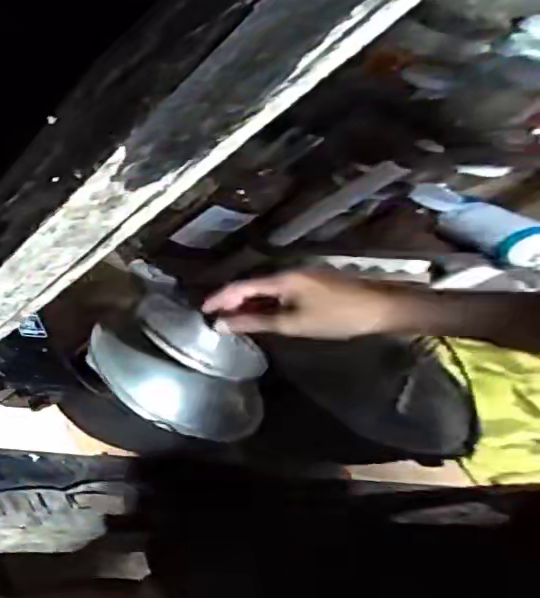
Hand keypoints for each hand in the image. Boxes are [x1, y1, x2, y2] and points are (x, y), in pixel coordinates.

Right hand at [200, 269, 422, 338]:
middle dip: (232, 302)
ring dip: (250, 303)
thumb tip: (219, 325)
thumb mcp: (293, 324)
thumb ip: (253, 323)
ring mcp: (306, 277)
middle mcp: (290, 273)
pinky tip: (268, 314)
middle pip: (251, 286)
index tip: (202, 312)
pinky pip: (282, 291)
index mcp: (280, 279)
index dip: (217, 299)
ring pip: (266, 289)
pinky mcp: (319, 283)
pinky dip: (268, 302)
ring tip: (240, 319)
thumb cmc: (341, 316)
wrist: (396, 310)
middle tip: (220, 318)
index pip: (237, 287)